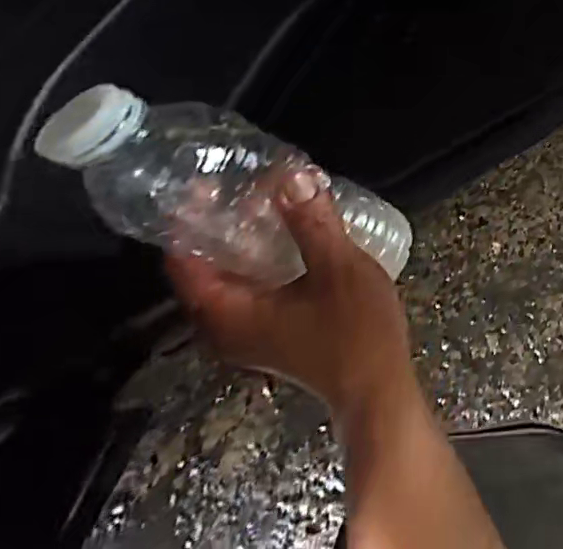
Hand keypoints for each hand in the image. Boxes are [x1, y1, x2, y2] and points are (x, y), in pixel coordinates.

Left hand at [164, 167, 413, 419]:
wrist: (378, 386)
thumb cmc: (354, 330)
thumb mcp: (337, 267)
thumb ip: (312, 222)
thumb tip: (291, 175)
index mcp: (227, 314)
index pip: (185, 260)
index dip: (191, 218)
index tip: (209, 180)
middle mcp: (226, 326)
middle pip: (205, 266)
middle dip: (221, 222)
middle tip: (244, 180)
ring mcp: (249, 332)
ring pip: (231, 275)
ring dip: (245, 237)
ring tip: (270, 198)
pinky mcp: (273, 332)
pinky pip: (251, 285)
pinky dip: (262, 256)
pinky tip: (292, 234)